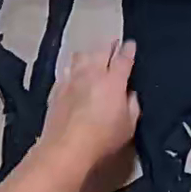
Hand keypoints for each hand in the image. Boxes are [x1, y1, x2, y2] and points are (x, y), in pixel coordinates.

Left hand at [37, 40, 139, 175]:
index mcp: (113, 81)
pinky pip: (67, 70)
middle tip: (114, 44)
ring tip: (93, 56)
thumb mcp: (129, 126)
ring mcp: (72, 79)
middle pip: (101, 50)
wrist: (66, 147)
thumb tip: (129, 93)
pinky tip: (74, 73)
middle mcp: (92, 74)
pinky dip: (73, 68)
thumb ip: (132, 105)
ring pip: (81, 56)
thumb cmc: (103, 138)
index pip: (123, 58)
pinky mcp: (57, 88)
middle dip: (110, 45)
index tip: (131, 43)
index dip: (129, 49)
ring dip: (90, 53)